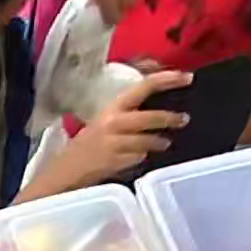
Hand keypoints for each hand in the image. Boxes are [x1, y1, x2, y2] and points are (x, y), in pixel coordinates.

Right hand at [56, 70, 192, 186]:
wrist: (63, 172)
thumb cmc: (83, 147)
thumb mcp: (102, 124)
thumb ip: (125, 115)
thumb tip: (155, 109)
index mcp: (110, 109)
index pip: (143, 87)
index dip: (167, 80)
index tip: (187, 78)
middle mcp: (113, 124)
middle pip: (150, 117)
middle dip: (170, 119)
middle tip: (183, 120)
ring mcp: (113, 144)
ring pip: (147, 140)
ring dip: (159, 142)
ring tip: (165, 143)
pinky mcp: (114, 163)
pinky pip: (137, 157)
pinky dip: (141, 157)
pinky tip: (140, 157)